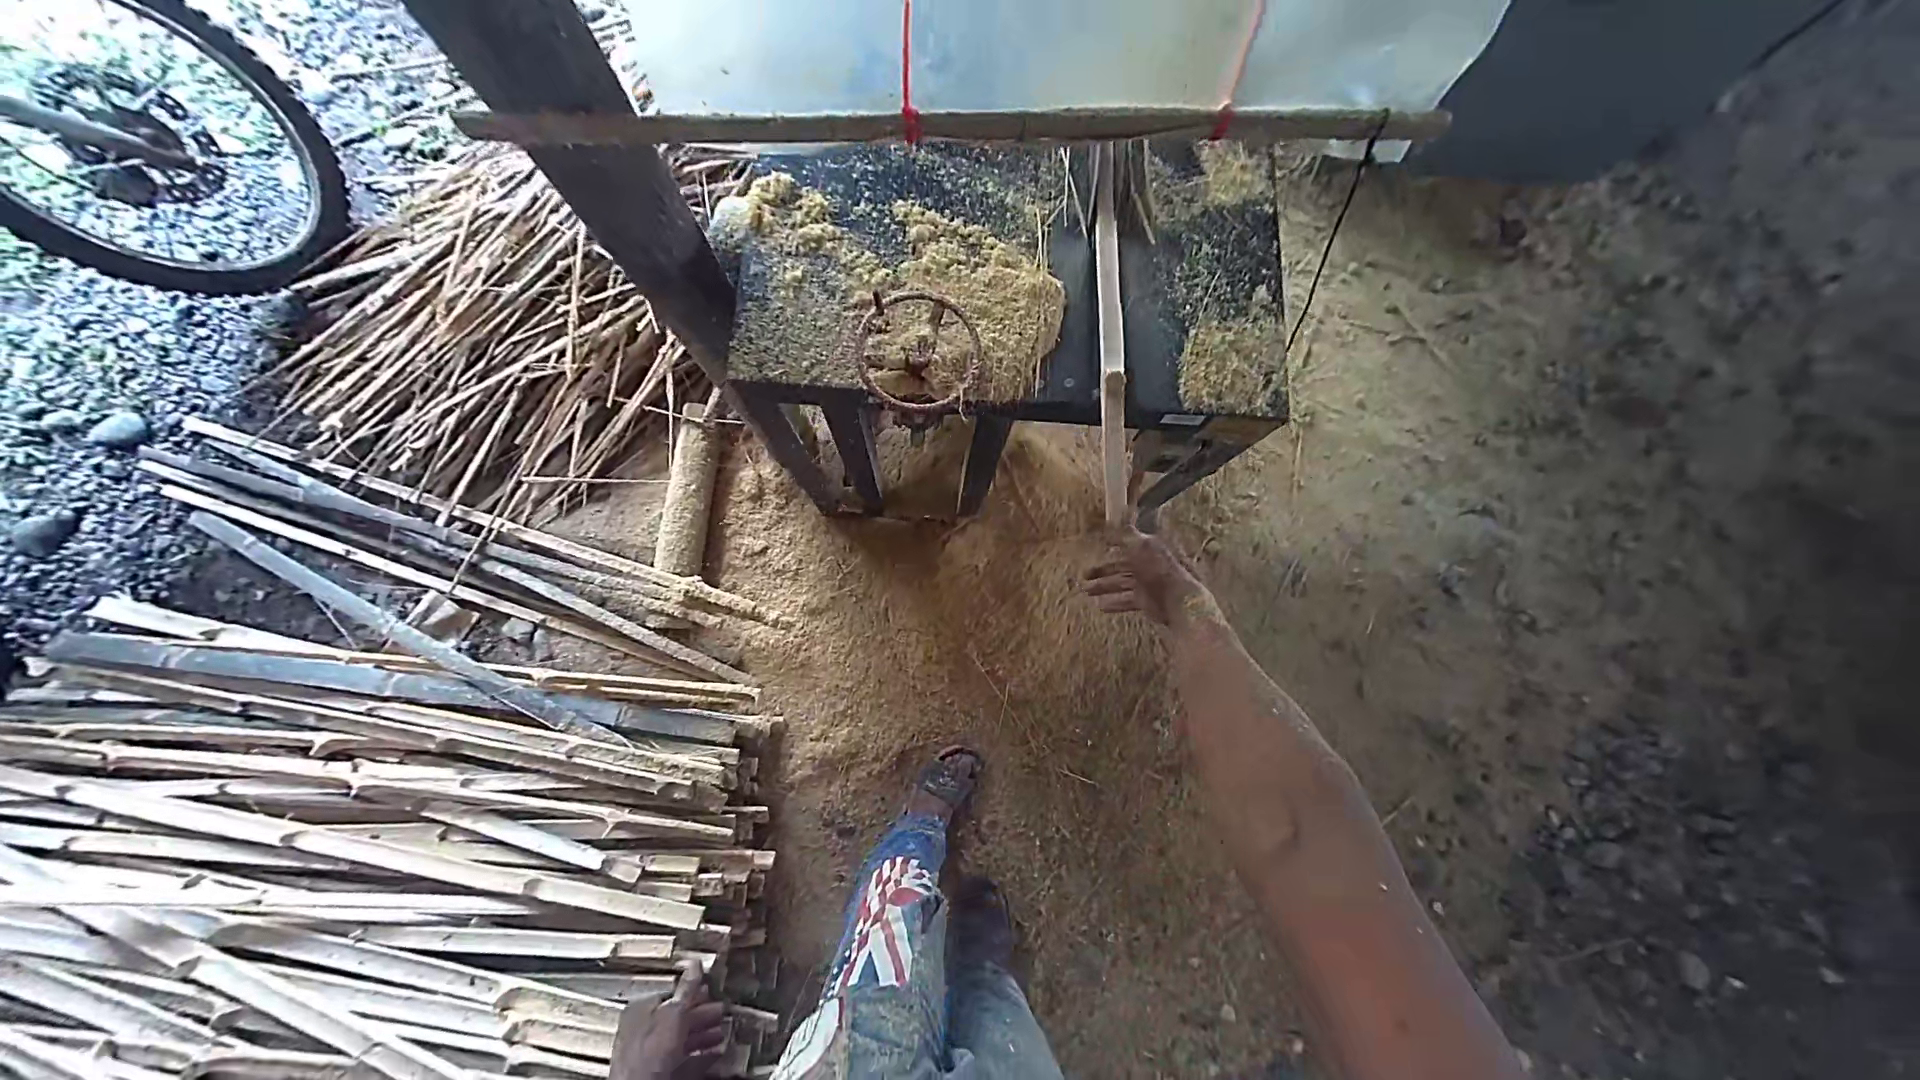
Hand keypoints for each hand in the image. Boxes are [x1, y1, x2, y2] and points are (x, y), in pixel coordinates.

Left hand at [609, 961, 727, 1079]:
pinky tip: (714, 1054)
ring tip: (721, 1033)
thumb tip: (695, 964)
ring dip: (703, 1035)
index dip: (693, 992)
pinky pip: (683, 1060)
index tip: (710, 991)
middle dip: (702, 1014)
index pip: (670, 994)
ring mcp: (649, 1056)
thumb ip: (687, 989)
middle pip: (677, 1018)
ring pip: (681, 1040)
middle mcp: (641, 1032)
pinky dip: (699, 1056)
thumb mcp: (674, 1013)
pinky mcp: (658, 1074)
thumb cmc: (650, 1053)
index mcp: (640, 1012)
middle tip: (720, 1011)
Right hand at [1083, 527, 1215, 628]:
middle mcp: (1147, 565)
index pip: (1126, 545)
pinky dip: (1114, 603)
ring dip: (1103, 586)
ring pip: (1120, 583)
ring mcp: (1146, 584)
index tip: (1098, 546)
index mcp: (1147, 549)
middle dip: (1102, 570)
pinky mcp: (1146, 601)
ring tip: (1086, 590)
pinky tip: (1101, 606)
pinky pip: (1126, 601)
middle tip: (1084, 575)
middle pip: (1120, 566)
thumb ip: (1126, 534)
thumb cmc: (1159, 570)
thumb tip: (1118, 514)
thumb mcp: (1140, 546)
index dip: (1112, 546)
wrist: (1177, 600)